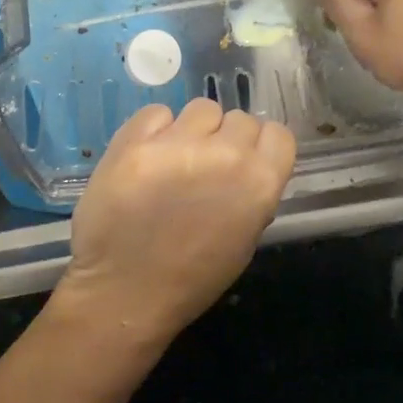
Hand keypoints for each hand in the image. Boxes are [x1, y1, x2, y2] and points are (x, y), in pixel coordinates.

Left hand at [60, 98, 295, 339]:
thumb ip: (254, 194)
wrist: (123, 293)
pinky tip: (145, 158)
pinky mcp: (136, 140)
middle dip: (226, 139)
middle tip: (205, 167)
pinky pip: (157, 113)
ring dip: (193, 130)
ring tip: (173, 160)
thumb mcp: (244, 242)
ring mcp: (179, 143)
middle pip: (239, 119)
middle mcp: (226, 154)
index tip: (246, 160)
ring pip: (200, 109)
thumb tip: (250, 165)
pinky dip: (154, 130)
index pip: (278, 134)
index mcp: (260, 183)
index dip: (262, 147)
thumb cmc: (191, 279)